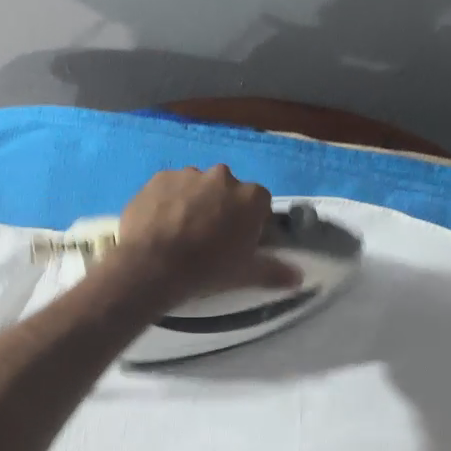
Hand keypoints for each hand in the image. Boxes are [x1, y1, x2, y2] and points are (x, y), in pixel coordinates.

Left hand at [110, 165, 299, 303]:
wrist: (152, 265)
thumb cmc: (207, 269)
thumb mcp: (245, 275)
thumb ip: (274, 271)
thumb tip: (298, 276)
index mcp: (251, 196)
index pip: (259, 204)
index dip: (250, 222)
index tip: (239, 242)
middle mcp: (222, 176)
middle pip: (227, 191)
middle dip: (222, 209)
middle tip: (209, 239)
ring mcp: (187, 174)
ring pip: (197, 188)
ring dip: (193, 203)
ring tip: (180, 234)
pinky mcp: (157, 178)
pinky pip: (168, 189)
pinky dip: (167, 202)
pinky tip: (159, 226)